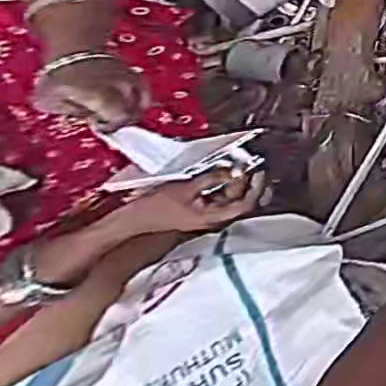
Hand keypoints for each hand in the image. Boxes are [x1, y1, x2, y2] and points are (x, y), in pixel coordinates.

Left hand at [34, 54, 147, 130]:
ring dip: (131, 110)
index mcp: (101, 97)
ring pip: (141, 103)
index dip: (110, 126)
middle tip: (108, 122)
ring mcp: (133, 81)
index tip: (101, 128)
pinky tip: (130, 104)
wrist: (75, 50)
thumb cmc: (58, 78)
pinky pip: (145, 93)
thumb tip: (92, 119)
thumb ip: (73, 114)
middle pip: (132, 112)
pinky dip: (140, 100)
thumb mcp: (50, 102)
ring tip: (116, 113)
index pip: (118, 118)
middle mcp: (122, 89)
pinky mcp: (138, 76)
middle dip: (121, 119)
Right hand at [108, 169, 265, 236]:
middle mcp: (215, 216)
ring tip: (234, 166)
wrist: (127, 220)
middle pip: (243, 198)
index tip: (257, 171)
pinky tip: (221, 172)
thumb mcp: (185, 189)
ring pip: (232, 195)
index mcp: (214, 217)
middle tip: (249, 165)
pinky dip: (223, 183)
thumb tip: (235, 169)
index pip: (247, 204)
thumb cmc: (153, 208)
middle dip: (248, 181)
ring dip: (235, 180)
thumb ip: (213, 179)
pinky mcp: (201, 207)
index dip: (256, 187)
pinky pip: (220, 194)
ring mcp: (208, 212)